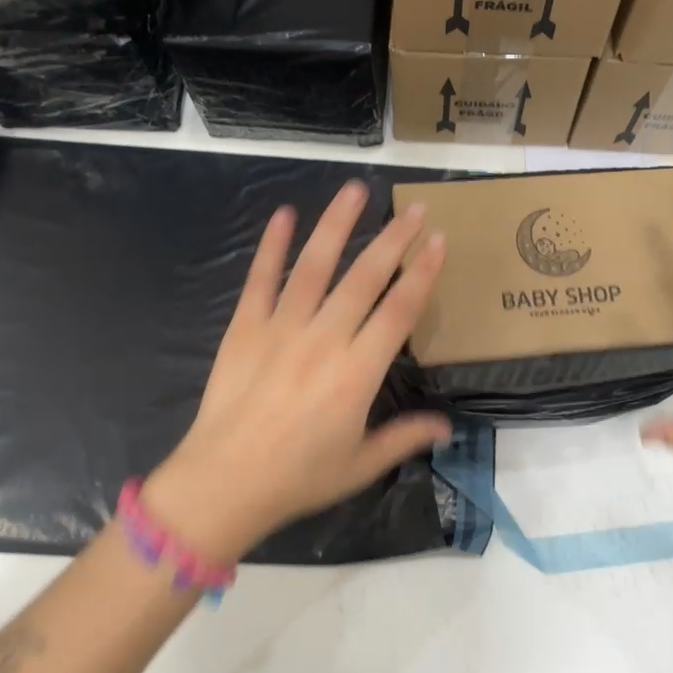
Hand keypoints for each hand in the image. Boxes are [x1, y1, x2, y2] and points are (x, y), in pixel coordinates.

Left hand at [140, 181, 450, 560]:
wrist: (224, 483)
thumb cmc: (298, 477)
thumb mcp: (360, 465)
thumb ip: (405, 438)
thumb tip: (448, 427)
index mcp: (358, 372)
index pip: (399, 310)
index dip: (423, 273)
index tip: (440, 240)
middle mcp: (324, 339)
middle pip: (365, 278)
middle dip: (395, 239)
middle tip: (416, 207)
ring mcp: (281, 328)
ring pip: (315, 266)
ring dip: (337, 225)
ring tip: (355, 190)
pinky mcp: (245, 327)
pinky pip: (261, 279)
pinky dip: (272, 245)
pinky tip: (284, 214)